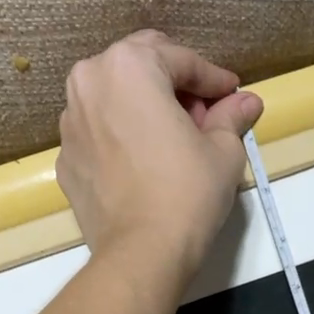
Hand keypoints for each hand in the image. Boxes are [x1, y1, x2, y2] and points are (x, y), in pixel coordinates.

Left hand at [56, 30, 263, 283]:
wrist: (142, 253)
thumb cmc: (188, 195)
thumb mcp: (223, 152)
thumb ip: (231, 117)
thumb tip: (247, 101)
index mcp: (129, 67)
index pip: (181, 60)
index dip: (213, 79)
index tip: (233, 94)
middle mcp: (89, 82)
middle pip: (140, 69)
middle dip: (174, 86)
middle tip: (203, 116)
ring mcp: (70, 123)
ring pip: (114, 100)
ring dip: (144, 110)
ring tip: (173, 142)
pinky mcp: (66, 161)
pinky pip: (99, 137)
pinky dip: (122, 141)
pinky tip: (145, 168)